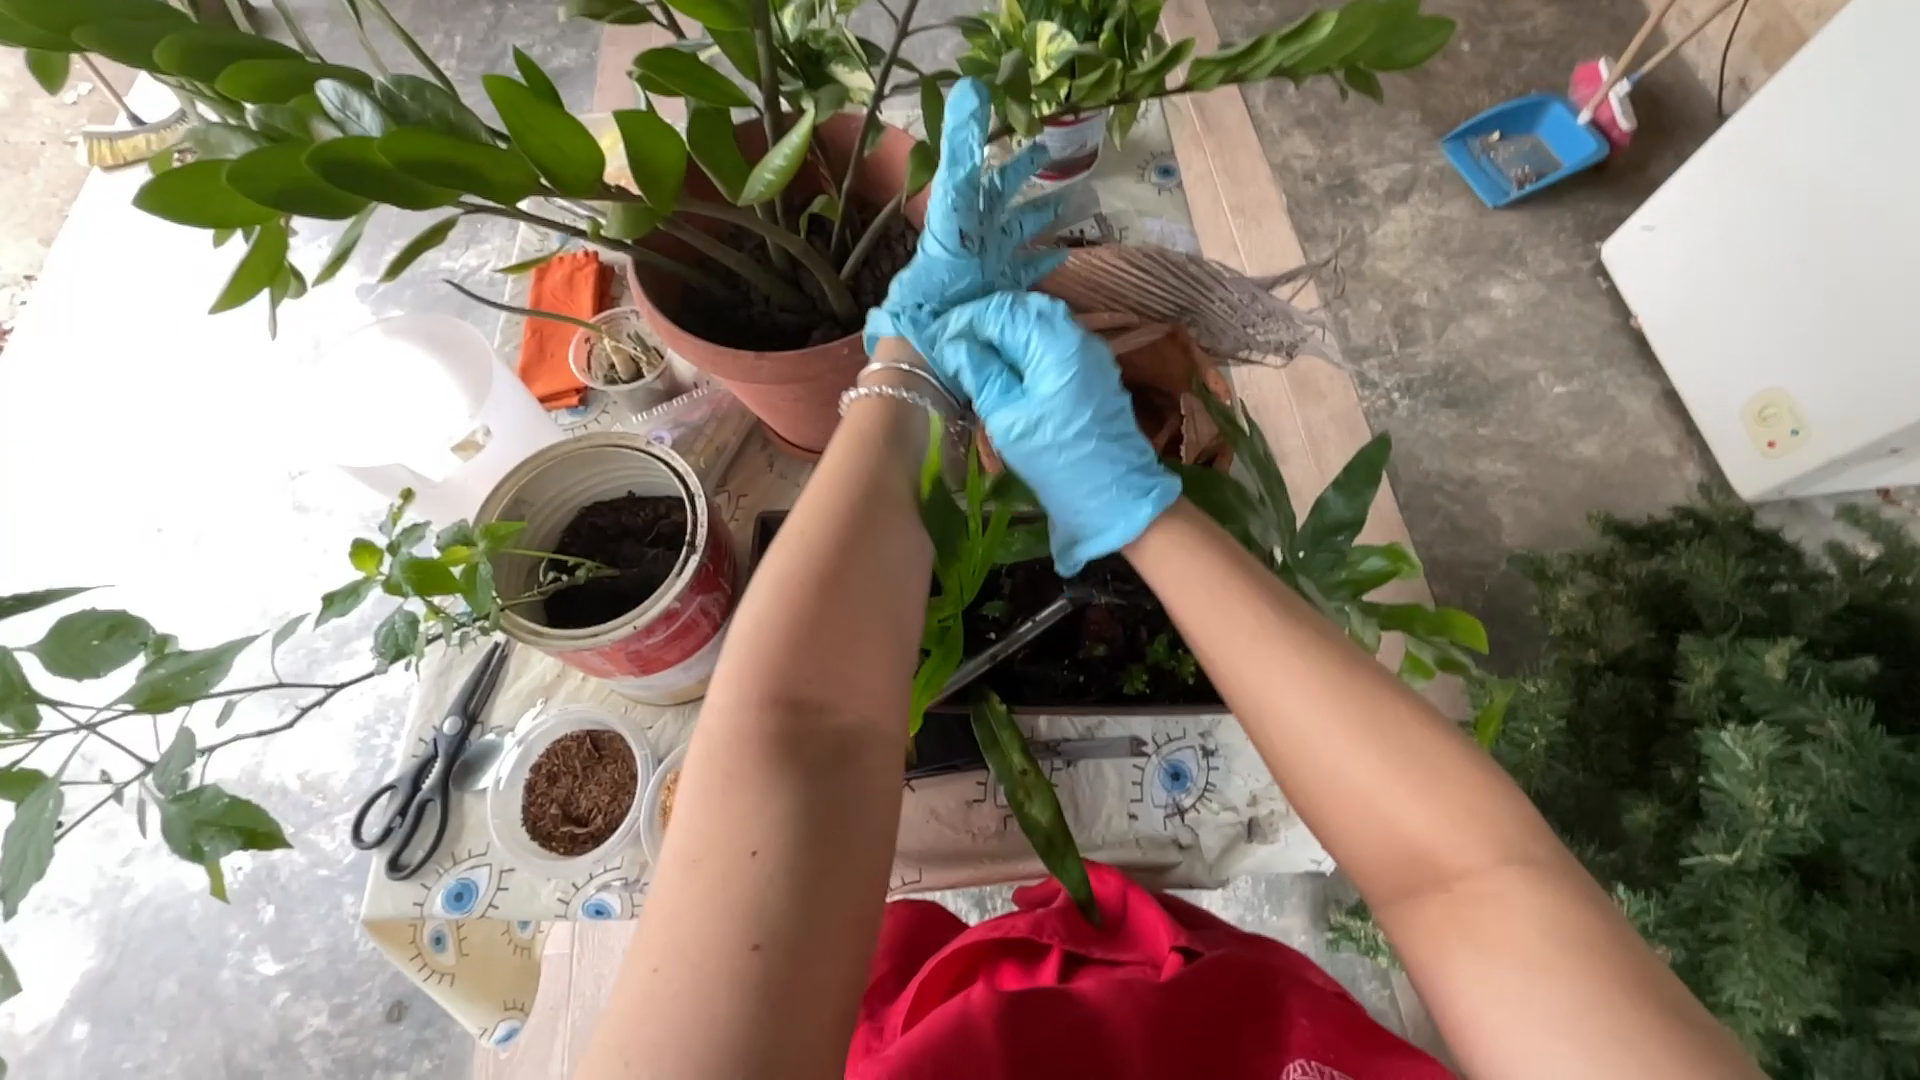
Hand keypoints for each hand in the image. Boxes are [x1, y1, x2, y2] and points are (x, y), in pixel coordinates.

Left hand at [863, 78, 1064, 362]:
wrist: (935, 317)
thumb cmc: (943, 257)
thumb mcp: (954, 193)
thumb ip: (963, 143)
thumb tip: (974, 84)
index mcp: (972, 210)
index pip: (999, 178)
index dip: (1021, 163)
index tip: (1043, 144)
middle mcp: (986, 235)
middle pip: (1019, 207)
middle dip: (1043, 190)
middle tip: (1074, 173)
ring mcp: (996, 264)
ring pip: (1029, 236)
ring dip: (1052, 221)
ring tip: (1081, 207)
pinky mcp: (1004, 291)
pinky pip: (1029, 273)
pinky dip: (1047, 263)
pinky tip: (1064, 254)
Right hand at [928, 292, 1178, 576]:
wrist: (1112, 496)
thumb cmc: (1056, 459)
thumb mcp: (1007, 417)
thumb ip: (979, 372)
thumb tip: (952, 343)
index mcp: (1055, 341)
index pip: (1001, 309)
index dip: (964, 320)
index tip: (936, 339)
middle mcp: (1076, 335)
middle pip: (1021, 309)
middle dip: (983, 322)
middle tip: (951, 346)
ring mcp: (1087, 353)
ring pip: (1037, 325)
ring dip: (1002, 335)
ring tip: (972, 357)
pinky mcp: (1090, 372)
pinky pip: (1050, 344)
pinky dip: (1022, 348)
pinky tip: (1002, 369)